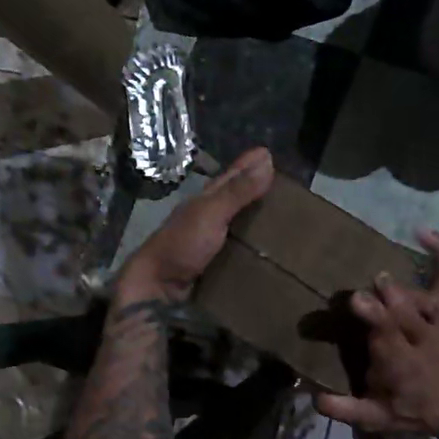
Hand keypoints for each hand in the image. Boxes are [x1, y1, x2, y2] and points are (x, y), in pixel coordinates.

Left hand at [119, 147, 273, 300]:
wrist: (157, 286)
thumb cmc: (182, 244)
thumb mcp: (211, 213)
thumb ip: (237, 191)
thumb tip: (267, 159)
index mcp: (204, 201)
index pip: (230, 177)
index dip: (247, 164)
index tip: (267, 152)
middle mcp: (206, 217)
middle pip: (233, 197)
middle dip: (253, 187)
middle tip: (281, 182)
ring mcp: (208, 241)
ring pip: (235, 221)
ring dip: (253, 215)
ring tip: (279, 213)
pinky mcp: (213, 263)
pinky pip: (237, 246)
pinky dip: (250, 241)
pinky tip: (264, 245)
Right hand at [316, 230, 438, 437]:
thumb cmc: (410, 409)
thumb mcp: (376, 418)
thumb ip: (345, 410)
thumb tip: (313, 398)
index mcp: (403, 365)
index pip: (390, 339)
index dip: (376, 318)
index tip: (355, 301)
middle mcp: (423, 341)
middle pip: (409, 316)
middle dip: (390, 300)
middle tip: (366, 287)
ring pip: (428, 300)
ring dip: (405, 289)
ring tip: (381, 277)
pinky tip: (422, 232)